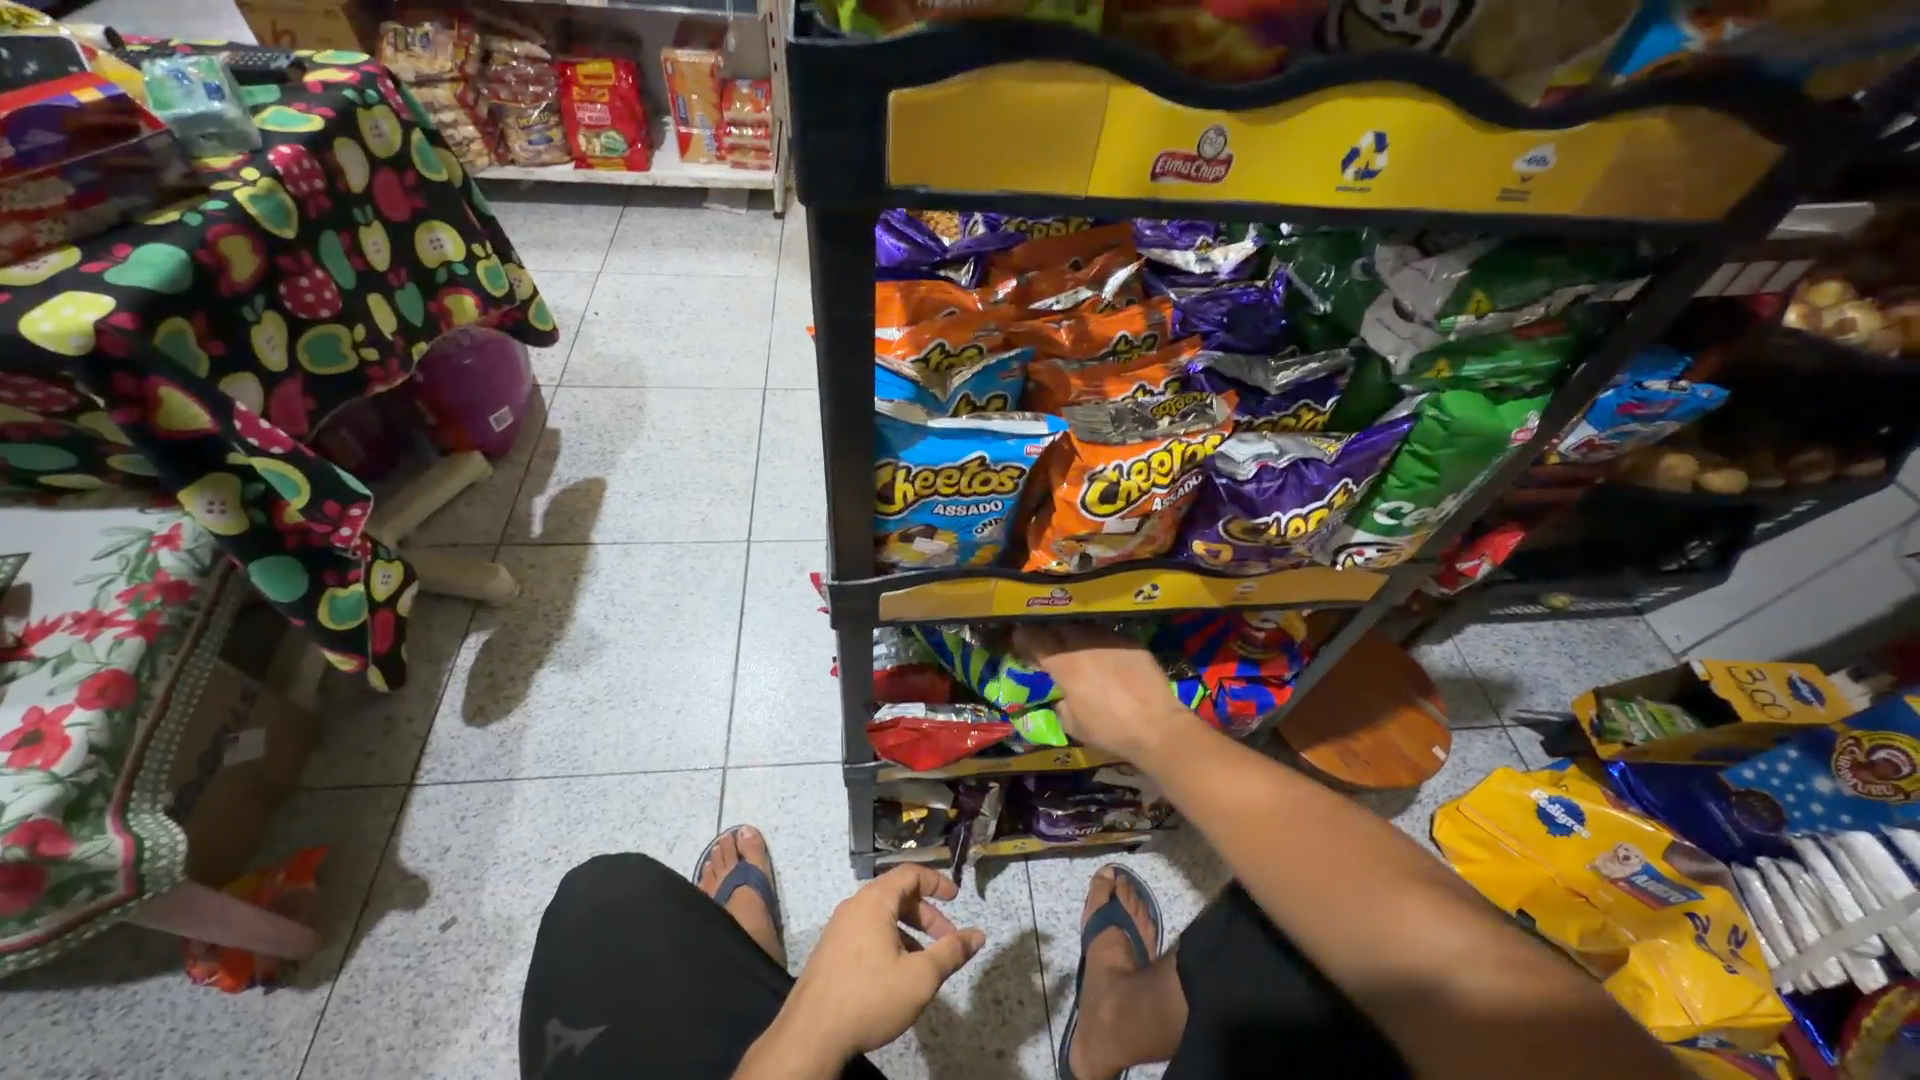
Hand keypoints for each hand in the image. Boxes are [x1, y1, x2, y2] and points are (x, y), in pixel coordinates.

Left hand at [784, 865, 985, 1057]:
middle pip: (896, 895)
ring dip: (909, 932)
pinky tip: (898, 975)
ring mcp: (838, 930)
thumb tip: (977, 935)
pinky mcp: (831, 952)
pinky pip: (867, 934)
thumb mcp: (921, 977)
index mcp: (873, 902)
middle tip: (948, 939)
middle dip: (927, 915)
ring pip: (882, 918)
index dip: (936, 881)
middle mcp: (853, 907)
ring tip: (927, 962)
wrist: (811, 1035)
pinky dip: (890, 942)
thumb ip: (951, 952)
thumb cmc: (870, 997)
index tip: (956, 898)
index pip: (909, 873)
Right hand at [1014, 623, 1206, 760]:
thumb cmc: (1110, 730)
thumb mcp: (1073, 724)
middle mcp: (1084, 645)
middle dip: (1049, 629)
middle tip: (1046, 637)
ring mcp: (1110, 640)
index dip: (1024, 636)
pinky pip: (1108, 635)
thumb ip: (1060, 703)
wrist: (1157, 726)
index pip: (1036, 640)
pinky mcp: (1132, 642)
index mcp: (1065, 666)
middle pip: (1059, 626)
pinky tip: (1103, 651)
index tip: (1019, 635)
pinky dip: (1100, 641)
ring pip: (1084, 627)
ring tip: (1074, 641)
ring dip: (1074, 633)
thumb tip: (1060, 694)